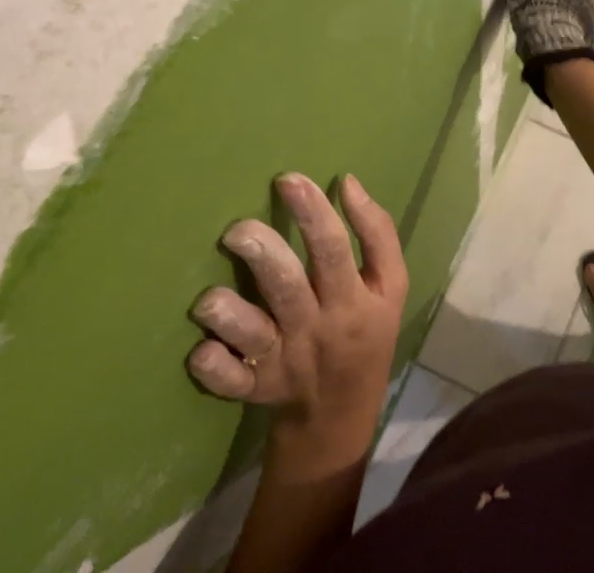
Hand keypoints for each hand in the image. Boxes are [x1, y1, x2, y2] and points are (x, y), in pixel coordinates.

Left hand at [188, 173, 407, 435]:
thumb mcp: (390, 286)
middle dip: (262, 252)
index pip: (334, 250)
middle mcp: (316, 328)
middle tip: (237, 230)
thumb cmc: (367, 332)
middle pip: (287, 286)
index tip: (289, 179)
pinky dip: (212, 365)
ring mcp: (282, 360)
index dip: (313, 212)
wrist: (344, 414)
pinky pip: (228, 379)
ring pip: (251, 335)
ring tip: (209, 299)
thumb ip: (377, 234)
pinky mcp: (254, 388)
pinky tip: (203, 349)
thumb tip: (347, 183)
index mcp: (352, 300)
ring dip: (227, 313)